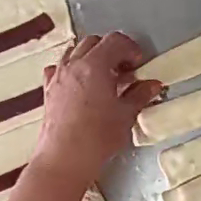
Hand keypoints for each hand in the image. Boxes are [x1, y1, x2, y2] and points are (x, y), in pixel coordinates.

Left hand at [32, 32, 164, 186]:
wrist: (65, 159)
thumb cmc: (96, 137)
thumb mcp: (126, 115)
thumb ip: (139, 95)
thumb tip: (151, 86)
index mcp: (95, 65)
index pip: (115, 41)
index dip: (131, 49)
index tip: (139, 64)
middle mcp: (73, 65)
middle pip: (94, 42)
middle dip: (111, 51)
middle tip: (125, 70)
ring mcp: (58, 77)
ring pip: (74, 52)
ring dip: (91, 58)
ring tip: (104, 78)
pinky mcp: (49, 91)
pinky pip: (59, 69)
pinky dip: (71, 70)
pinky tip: (80, 86)